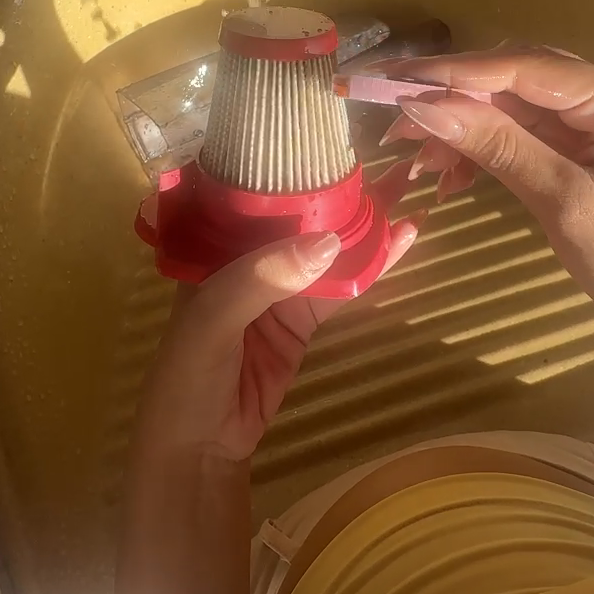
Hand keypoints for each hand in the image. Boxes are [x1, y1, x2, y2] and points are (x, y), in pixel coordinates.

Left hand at [131, 172, 420, 464]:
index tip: (332, 144)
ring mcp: (278, 289)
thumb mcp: (211, 322)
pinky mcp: (302, 319)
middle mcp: (245, 259)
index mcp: (211, 247)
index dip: (290, 171)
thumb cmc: (188, 378)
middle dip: (337, 192)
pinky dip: (371, 266)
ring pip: (325, 249)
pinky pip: (341, 287)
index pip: (252, 196)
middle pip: (296, 217)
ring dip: (362, 226)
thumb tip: (329, 242)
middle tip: (386, 164)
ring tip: (405, 192)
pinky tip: (401, 242)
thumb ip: (262, 278)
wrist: (200, 449)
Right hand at [380, 47, 593, 338]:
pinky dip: (480, 152)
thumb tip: (423, 106)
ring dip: (460, 128)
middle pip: (515, 80)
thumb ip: (497, 146)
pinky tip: (448, 175)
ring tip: (413, 158)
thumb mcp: (564, 203)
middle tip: (392, 115)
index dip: (455, 73)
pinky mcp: (579, 151)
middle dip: (451, 97)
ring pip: (510, 108)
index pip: (526, 69)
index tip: (395, 80)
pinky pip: (518, 137)